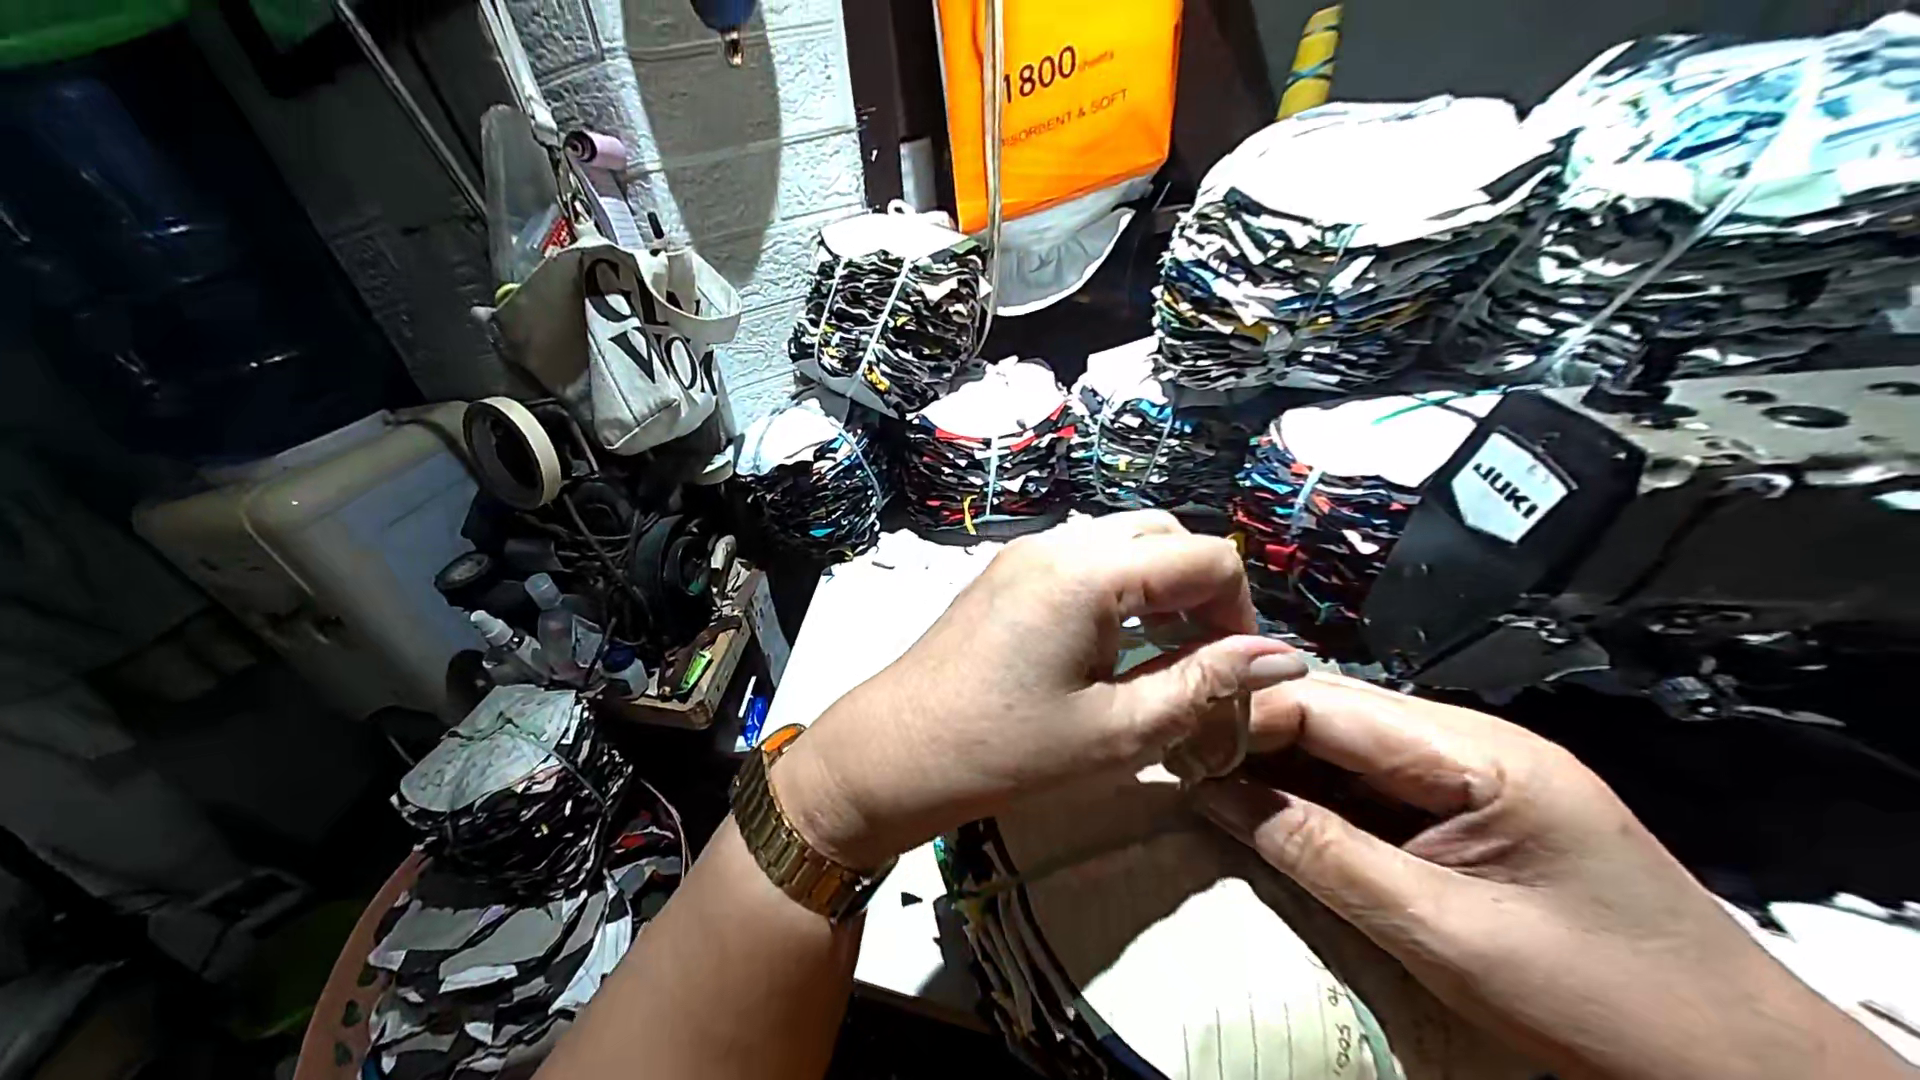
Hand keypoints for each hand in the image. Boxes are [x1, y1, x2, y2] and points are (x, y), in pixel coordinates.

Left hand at [772, 511, 1309, 869]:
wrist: (894, 753)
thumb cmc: (1005, 752)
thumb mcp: (1118, 731)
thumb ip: (1204, 683)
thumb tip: (1283, 656)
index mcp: (1087, 571)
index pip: (1205, 555)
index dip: (1239, 611)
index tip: (1233, 671)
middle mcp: (1057, 542)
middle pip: (1164, 536)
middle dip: (1201, 591)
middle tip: (1201, 661)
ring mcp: (1026, 552)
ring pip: (1123, 543)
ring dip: (1160, 588)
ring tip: (1163, 656)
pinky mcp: (1007, 572)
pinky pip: (1084, 558)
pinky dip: (1119, 589)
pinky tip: (1113, 644)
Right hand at [1197, 674, 1912, 1079]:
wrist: (1753, 1079)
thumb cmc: (1606, 1007)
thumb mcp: (1443, 933)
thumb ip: (1317, 850)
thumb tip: (1209, 790)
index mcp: (1474, 751)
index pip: (1323, 702)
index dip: (1242, 714)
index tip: (1173, 742)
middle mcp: (1466, 739)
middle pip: (1329, 709)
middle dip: (1249, 730)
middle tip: (1177, 757)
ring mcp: (1467, 768)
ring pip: (1340, 740)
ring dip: (1274, 759)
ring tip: (1203, 776)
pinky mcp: (1463, 803)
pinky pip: (1364, 778)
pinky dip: (1308, 789)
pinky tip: (1265, 803)